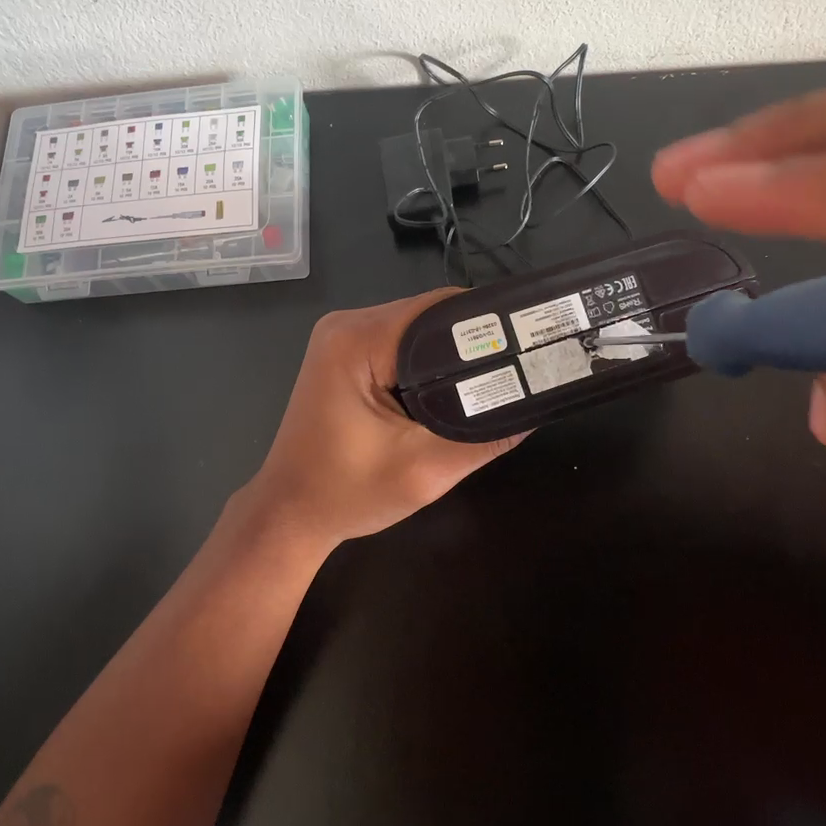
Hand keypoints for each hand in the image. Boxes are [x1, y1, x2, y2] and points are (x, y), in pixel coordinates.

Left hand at [235, 290, 527, 549]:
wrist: (290, 515)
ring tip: (499, 378)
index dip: (490, 325)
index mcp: (357, 340)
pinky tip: (459, 388)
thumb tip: (535, 409)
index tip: (531, 344)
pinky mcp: (346, 356)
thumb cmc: (347, 494)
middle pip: (431, 316)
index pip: (439, 311)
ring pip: (419, 330)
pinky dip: (430, 364)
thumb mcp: (425, 471)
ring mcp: (343, 338)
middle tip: (523, 366)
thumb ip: (483, 439)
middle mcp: (347, 325)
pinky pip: (402, 346)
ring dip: (454, 354)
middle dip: (476, 341)